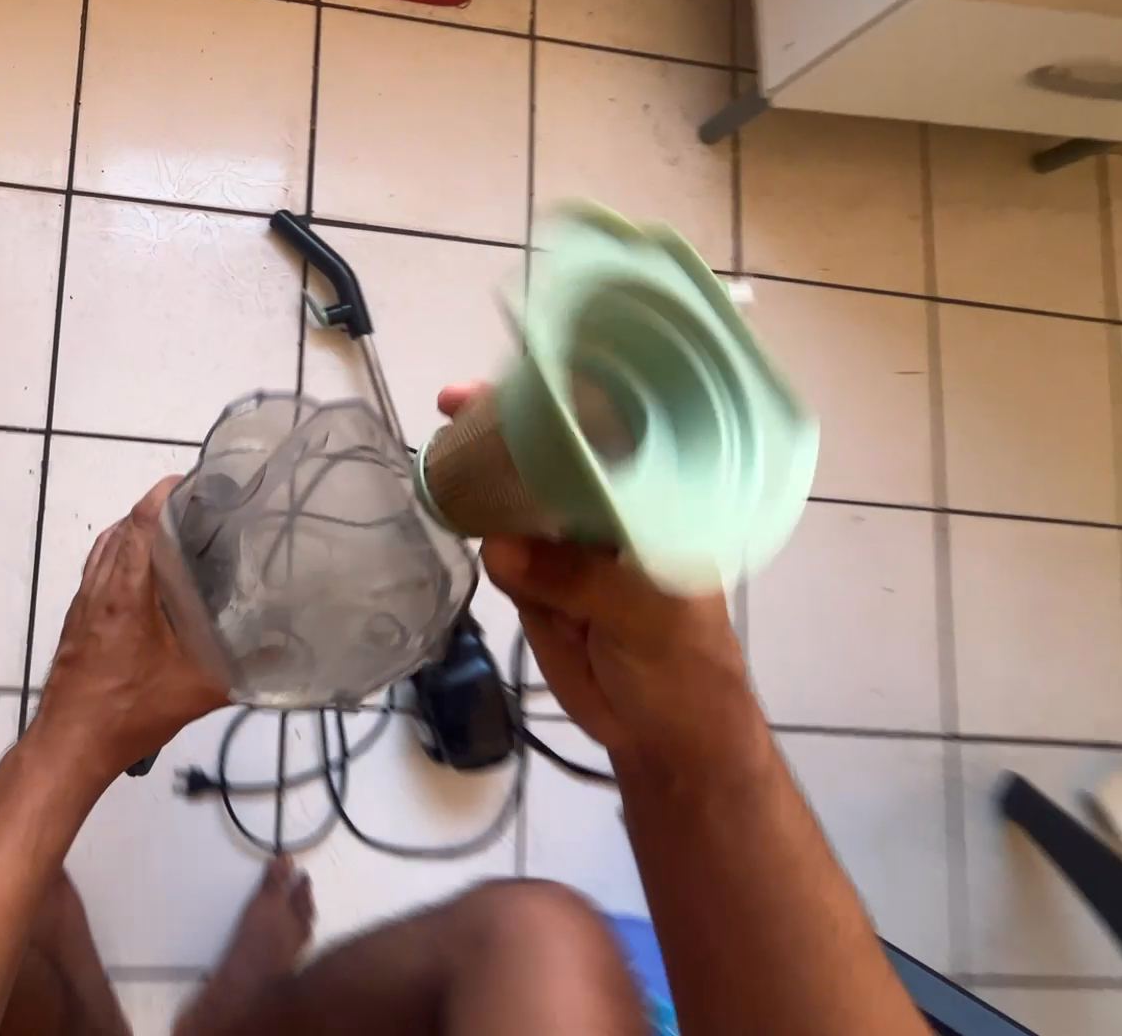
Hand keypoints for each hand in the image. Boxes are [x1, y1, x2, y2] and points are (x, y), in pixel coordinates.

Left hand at [29, 477, 229, 786]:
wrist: (69, 744)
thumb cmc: (130, 712)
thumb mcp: (197, 691)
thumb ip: (244, 670)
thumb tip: (289, 653)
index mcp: (126, 593)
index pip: (138, 524)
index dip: (161, 495)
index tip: (192, 483)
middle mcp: (99, 588)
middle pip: (120, 530)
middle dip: (153, 510)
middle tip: (194, 510)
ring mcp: (82, 603)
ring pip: (104, 549)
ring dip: (132, 532)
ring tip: (171, 534)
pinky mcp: (76, 619)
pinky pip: (97, 571)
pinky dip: (119, 556)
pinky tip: (144, 577)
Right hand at [436, 384, 761, 769]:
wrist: (657, 733)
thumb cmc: (682, 669)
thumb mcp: (645, 619)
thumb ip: (578, 580)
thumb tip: (499, 548)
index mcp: (651, 506)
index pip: (608, 440)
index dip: (561, 408)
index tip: (514, 387)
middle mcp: (606, 514)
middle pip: (550, 460)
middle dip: (505, 429)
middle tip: (452, 405)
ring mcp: (565, 547)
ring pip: (516, 499)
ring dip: (479, 475)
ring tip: (439, 451)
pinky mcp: (532, 577)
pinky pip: (497, 544)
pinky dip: (471, 523)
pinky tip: (445, 502)